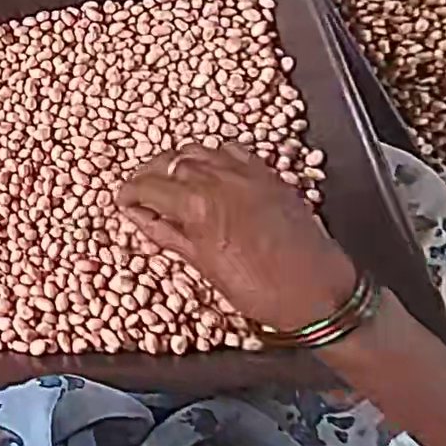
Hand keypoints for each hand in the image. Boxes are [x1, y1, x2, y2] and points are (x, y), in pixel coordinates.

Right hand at [114, 143, 357, 330]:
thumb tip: (137, 215)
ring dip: (174, 162)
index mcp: (196, 205)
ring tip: (169, 180)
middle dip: (147, 175)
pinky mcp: (266, 175)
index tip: (124, 202)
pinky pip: (229, 150)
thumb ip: (165, 233)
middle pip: (166, 163)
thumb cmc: (259, 289)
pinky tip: (207, 172)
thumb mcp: (201, 264)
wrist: (321, 295)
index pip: (146, 186)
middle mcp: (217, 181)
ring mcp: (244, 174)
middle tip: (140, 192)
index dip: (129, 193)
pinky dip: (210, 156)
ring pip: (194, 151)